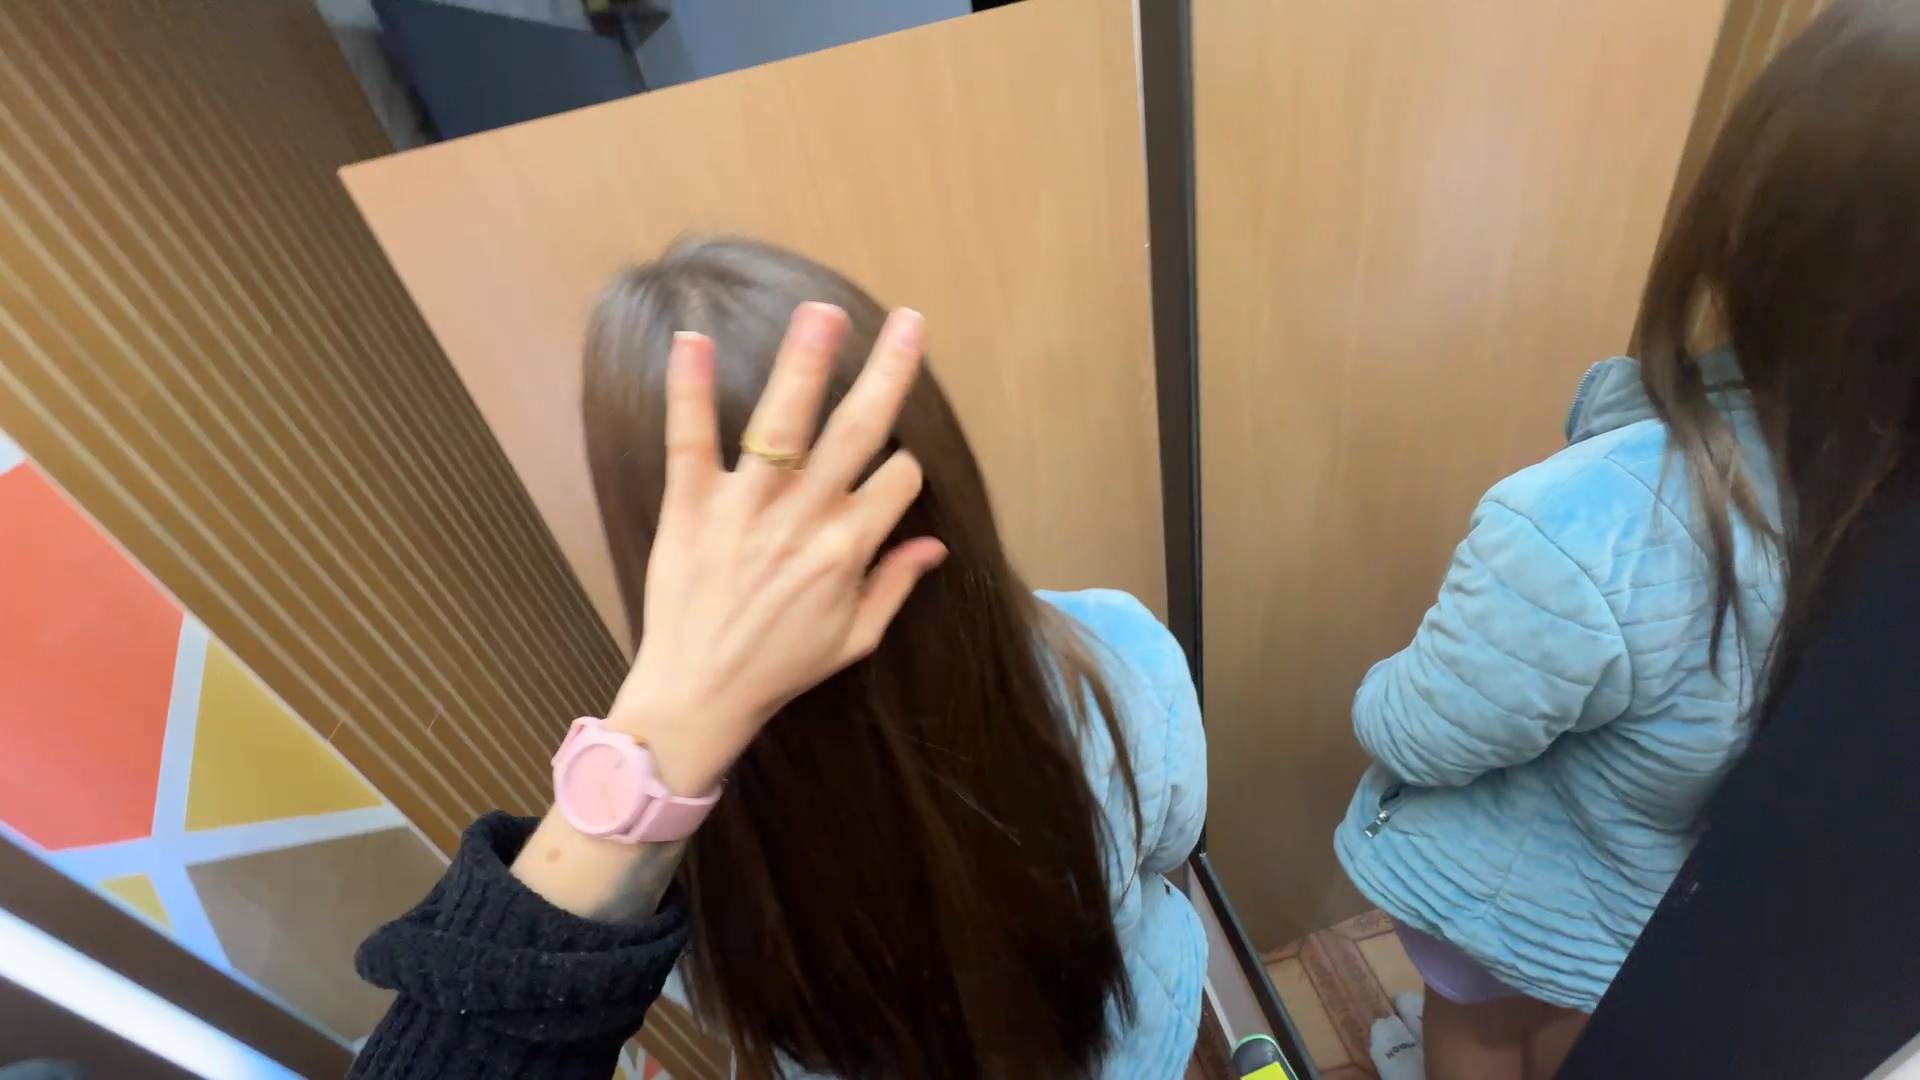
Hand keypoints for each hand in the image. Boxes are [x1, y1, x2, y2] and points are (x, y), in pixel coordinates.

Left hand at [606, 302, 948, 793]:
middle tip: (910, 322)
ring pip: (782, 424)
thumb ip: (896, 584)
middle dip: (890, 374)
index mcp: (848, 550)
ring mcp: (745, 508)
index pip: (899, 480)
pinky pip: (691, 441)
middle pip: (857, 432)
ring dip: (806, 365)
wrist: (698, 694)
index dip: (908, 468)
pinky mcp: (691, 506)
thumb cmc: (781, 667)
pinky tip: (695, 341)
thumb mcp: (855, 638)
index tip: (899, 467)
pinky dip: (690, 391)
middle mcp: (804, 519)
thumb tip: (936, 545)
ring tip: (826, 314)